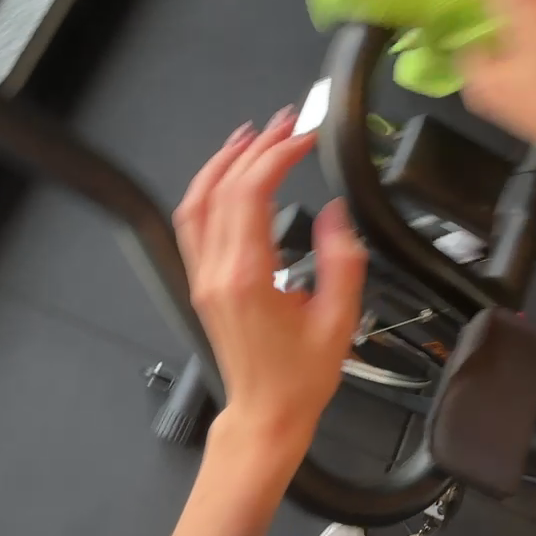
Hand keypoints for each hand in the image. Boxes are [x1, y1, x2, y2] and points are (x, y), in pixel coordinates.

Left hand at [173, 108, 367, 475]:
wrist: (266, 411)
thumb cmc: (299, 377)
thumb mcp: (339, 320)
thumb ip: (342, 261)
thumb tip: (337, 214)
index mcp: (249, 278)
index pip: (251, 195)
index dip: (277, 156)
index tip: (302, 138)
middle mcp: (217, 272)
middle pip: (223, 189)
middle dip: (255, 148)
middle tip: (285, 124)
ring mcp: (203, 276)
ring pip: (197, 202)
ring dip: (222, 163)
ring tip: (251, 136)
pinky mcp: (203, 281)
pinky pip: (193, 224)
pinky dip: (207, 190)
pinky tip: (227, 176)